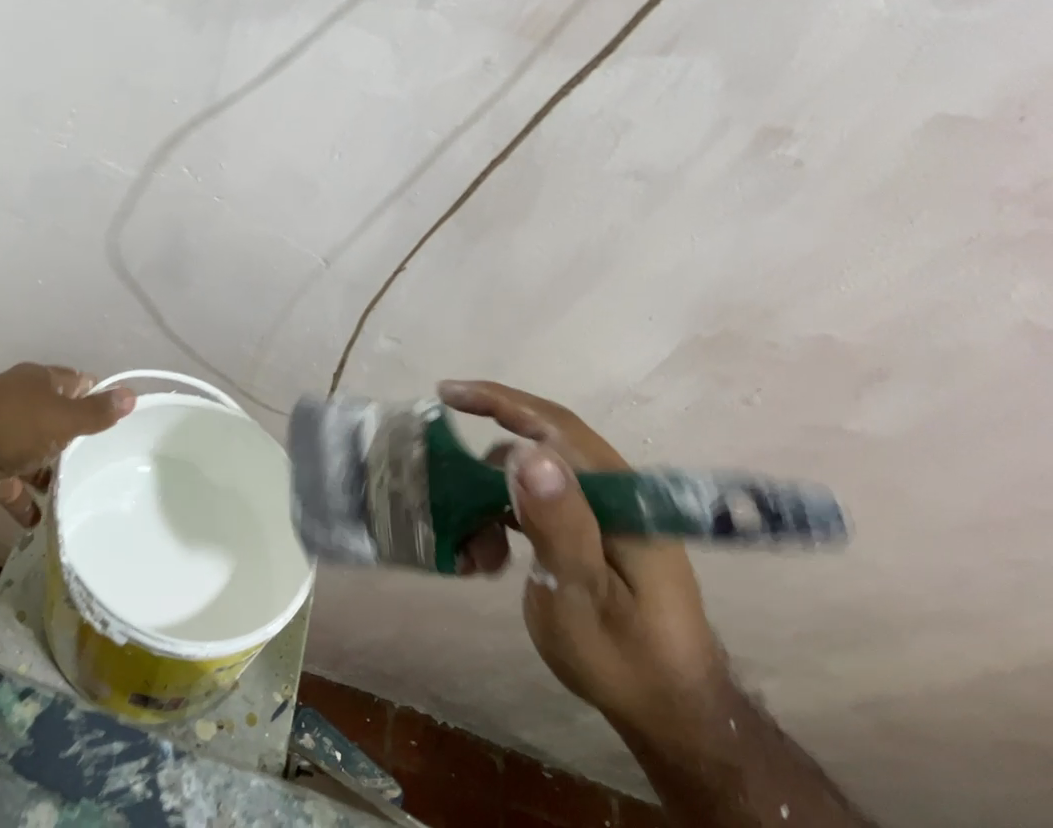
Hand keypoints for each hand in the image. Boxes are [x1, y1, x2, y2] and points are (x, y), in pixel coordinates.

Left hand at [0, 363, 134, 525]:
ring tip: (79, 493)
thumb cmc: (13, 427)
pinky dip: (27, 502)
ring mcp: (1, 437)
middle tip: (105, 461)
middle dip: (75, 440)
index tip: (120, 417)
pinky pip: (15, 486)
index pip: (75, 382)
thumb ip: (96, 412)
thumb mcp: (62, 418)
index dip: (96, 395)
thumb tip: (131, 394)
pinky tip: (43, 520)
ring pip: (35, 455)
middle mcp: (18, 404)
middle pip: (55, 420)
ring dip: (51, 474)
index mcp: (36, 383)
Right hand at [439, 380, 731, 745]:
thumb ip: (560, 524)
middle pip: (536, 450)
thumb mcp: (582, 594)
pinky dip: (500, 521)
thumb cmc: (624, 656)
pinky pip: (533, 508)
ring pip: (528, 482)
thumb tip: (527, 454)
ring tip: (469, 554)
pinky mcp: (589, 536)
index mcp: (623, 500)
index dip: (500, 402)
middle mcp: (614, 496)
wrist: (667, 711)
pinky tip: (486, 558)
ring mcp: (602, 516)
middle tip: (438, 490)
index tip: (446, 394)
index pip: (556, 429)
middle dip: (480, 468)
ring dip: (487, 504)